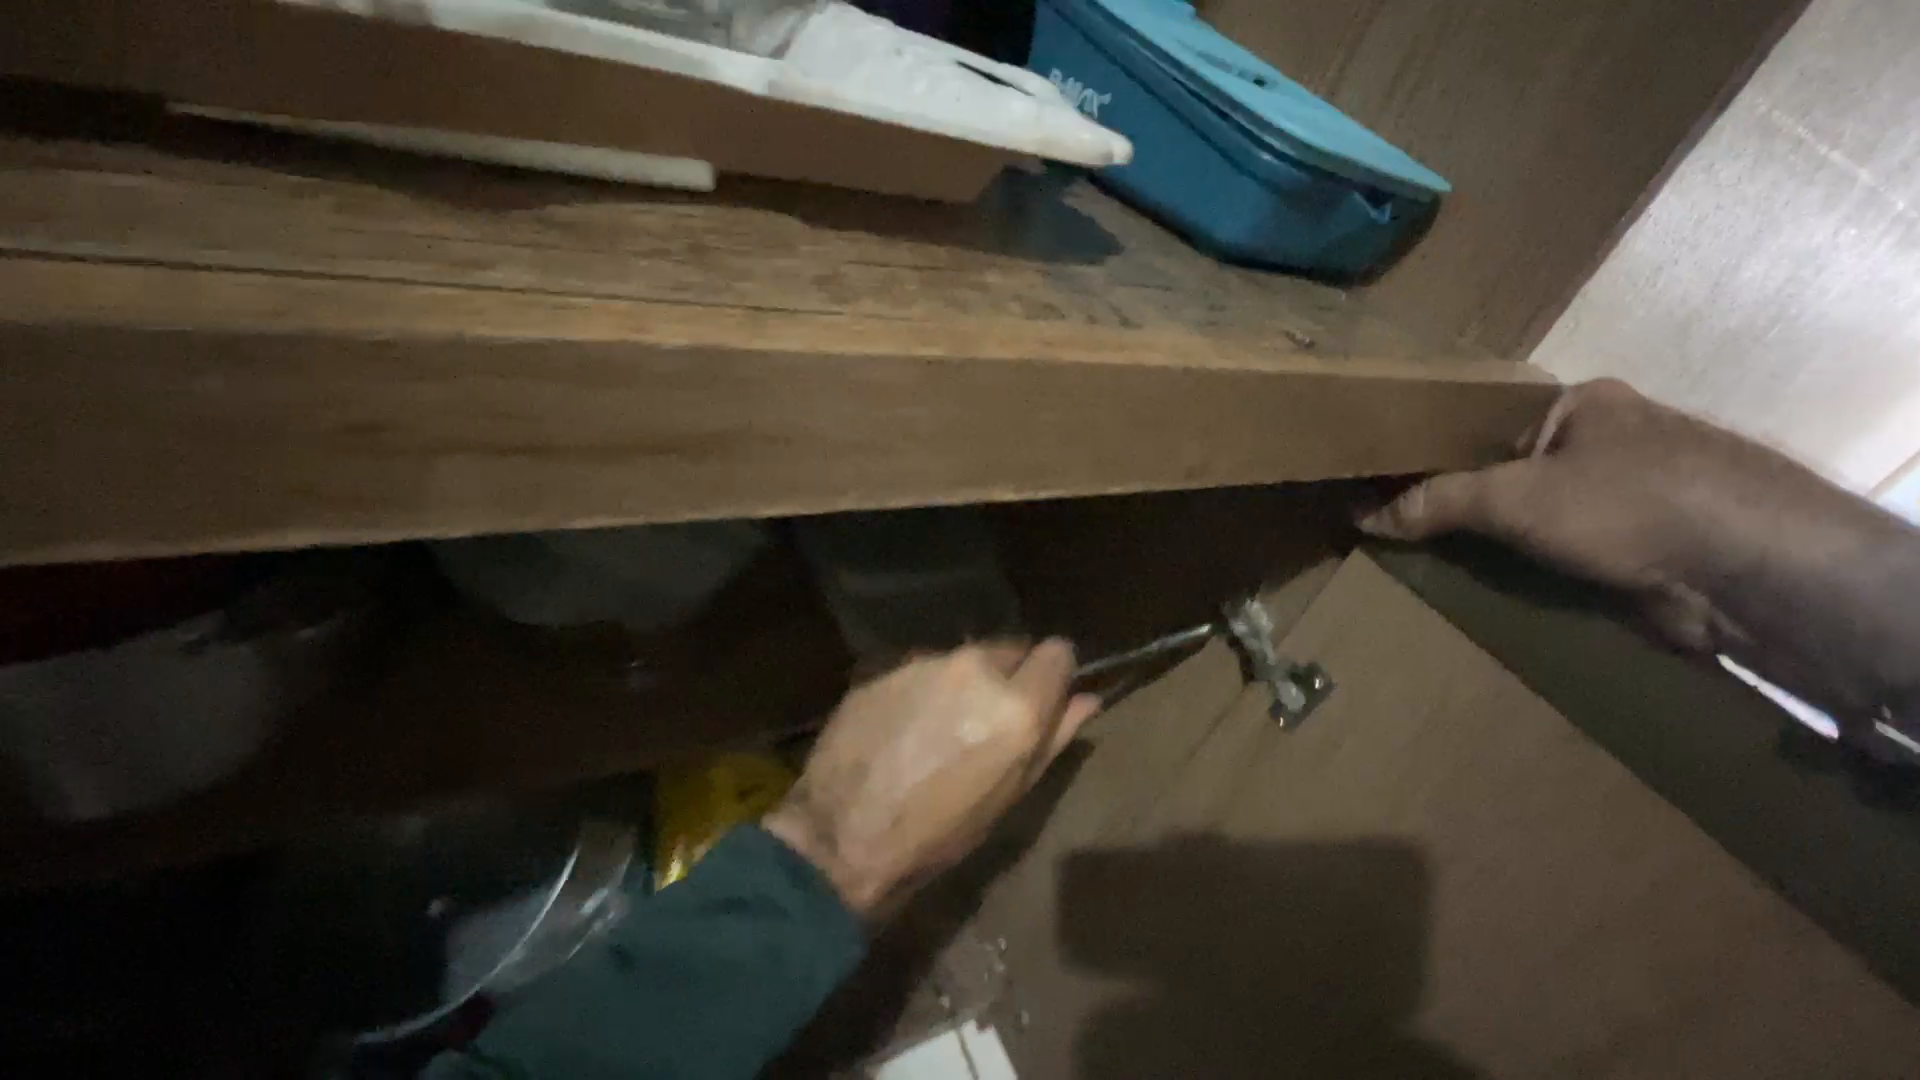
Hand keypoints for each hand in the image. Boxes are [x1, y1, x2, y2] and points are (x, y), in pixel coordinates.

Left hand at [762, 639, 1099, 918]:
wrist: (842, 836)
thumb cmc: (938, 834)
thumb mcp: (1009, 795)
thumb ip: (1053, 738)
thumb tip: (1088, 699)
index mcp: (1015, 705)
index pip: (1057, 651)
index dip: (1052, 675)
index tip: (1041, 699)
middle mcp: (973, 668)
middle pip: (1009, 648)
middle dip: (1005, 677)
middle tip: (984, 721)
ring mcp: (924, 662)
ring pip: (961, 658)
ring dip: (960, 683)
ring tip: (937, 729)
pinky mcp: (883, 666)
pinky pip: (920, 667)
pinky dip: (921, 689)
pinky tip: (901, 727)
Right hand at [1357, 378, 1810, 650]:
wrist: (1754, 571)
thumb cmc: (1628, 504)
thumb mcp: (1513, 498)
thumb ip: (1435, 502)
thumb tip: (1360, 514)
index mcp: (1580, 404)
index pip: (1486, 421)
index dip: (1436, 449)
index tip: (1389, 478)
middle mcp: (1606, 440)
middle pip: (1508, 468)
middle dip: (1461, 498)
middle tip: (1400, 521)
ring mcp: (1630, 491)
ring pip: (1536, 511)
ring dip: (1495, 536)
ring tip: (1431, 554)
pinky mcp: (1643, 541)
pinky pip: (1564, 547)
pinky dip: (1531, 562)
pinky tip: (1494, 578)